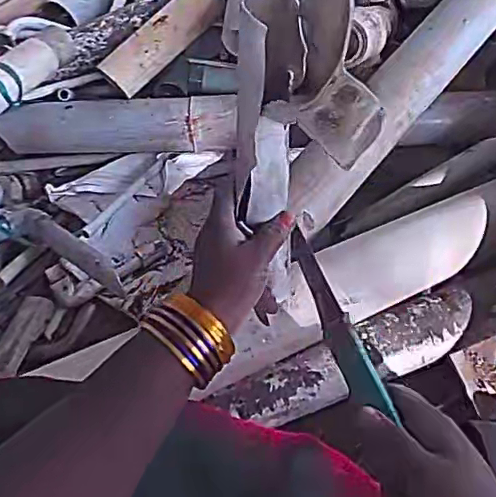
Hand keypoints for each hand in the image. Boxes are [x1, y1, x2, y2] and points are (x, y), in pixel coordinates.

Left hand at [187, 179, 291, 329]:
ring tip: (271, 238)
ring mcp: (211, 249)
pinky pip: (233, 249)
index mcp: (218, 224)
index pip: (225, 190)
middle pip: (232, 211)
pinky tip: (262, 262)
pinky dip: (248, 251)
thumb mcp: (259, 257)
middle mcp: (210, 233)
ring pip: (234, 231)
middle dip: (253, 211)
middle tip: (271, 209)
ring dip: (252, 233)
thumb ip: (272, 234)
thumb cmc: (230, 287)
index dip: (240, 181)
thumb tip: (284, 218)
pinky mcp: (215, 264)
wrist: (212, 319)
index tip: (256, 178)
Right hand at [346, 385, 495, 496]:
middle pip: (389, 432)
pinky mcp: (436, 492)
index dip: (373, 401)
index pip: (396, 394)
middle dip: (380, 456)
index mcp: (436, 425)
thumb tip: (362, 409)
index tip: (355, 425)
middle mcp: (435, 439)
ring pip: (392, 463)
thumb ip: (391, 439)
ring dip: (391, 486)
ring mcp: (436, 466)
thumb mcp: (422, 472)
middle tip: (387, 476)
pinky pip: (404, 488)